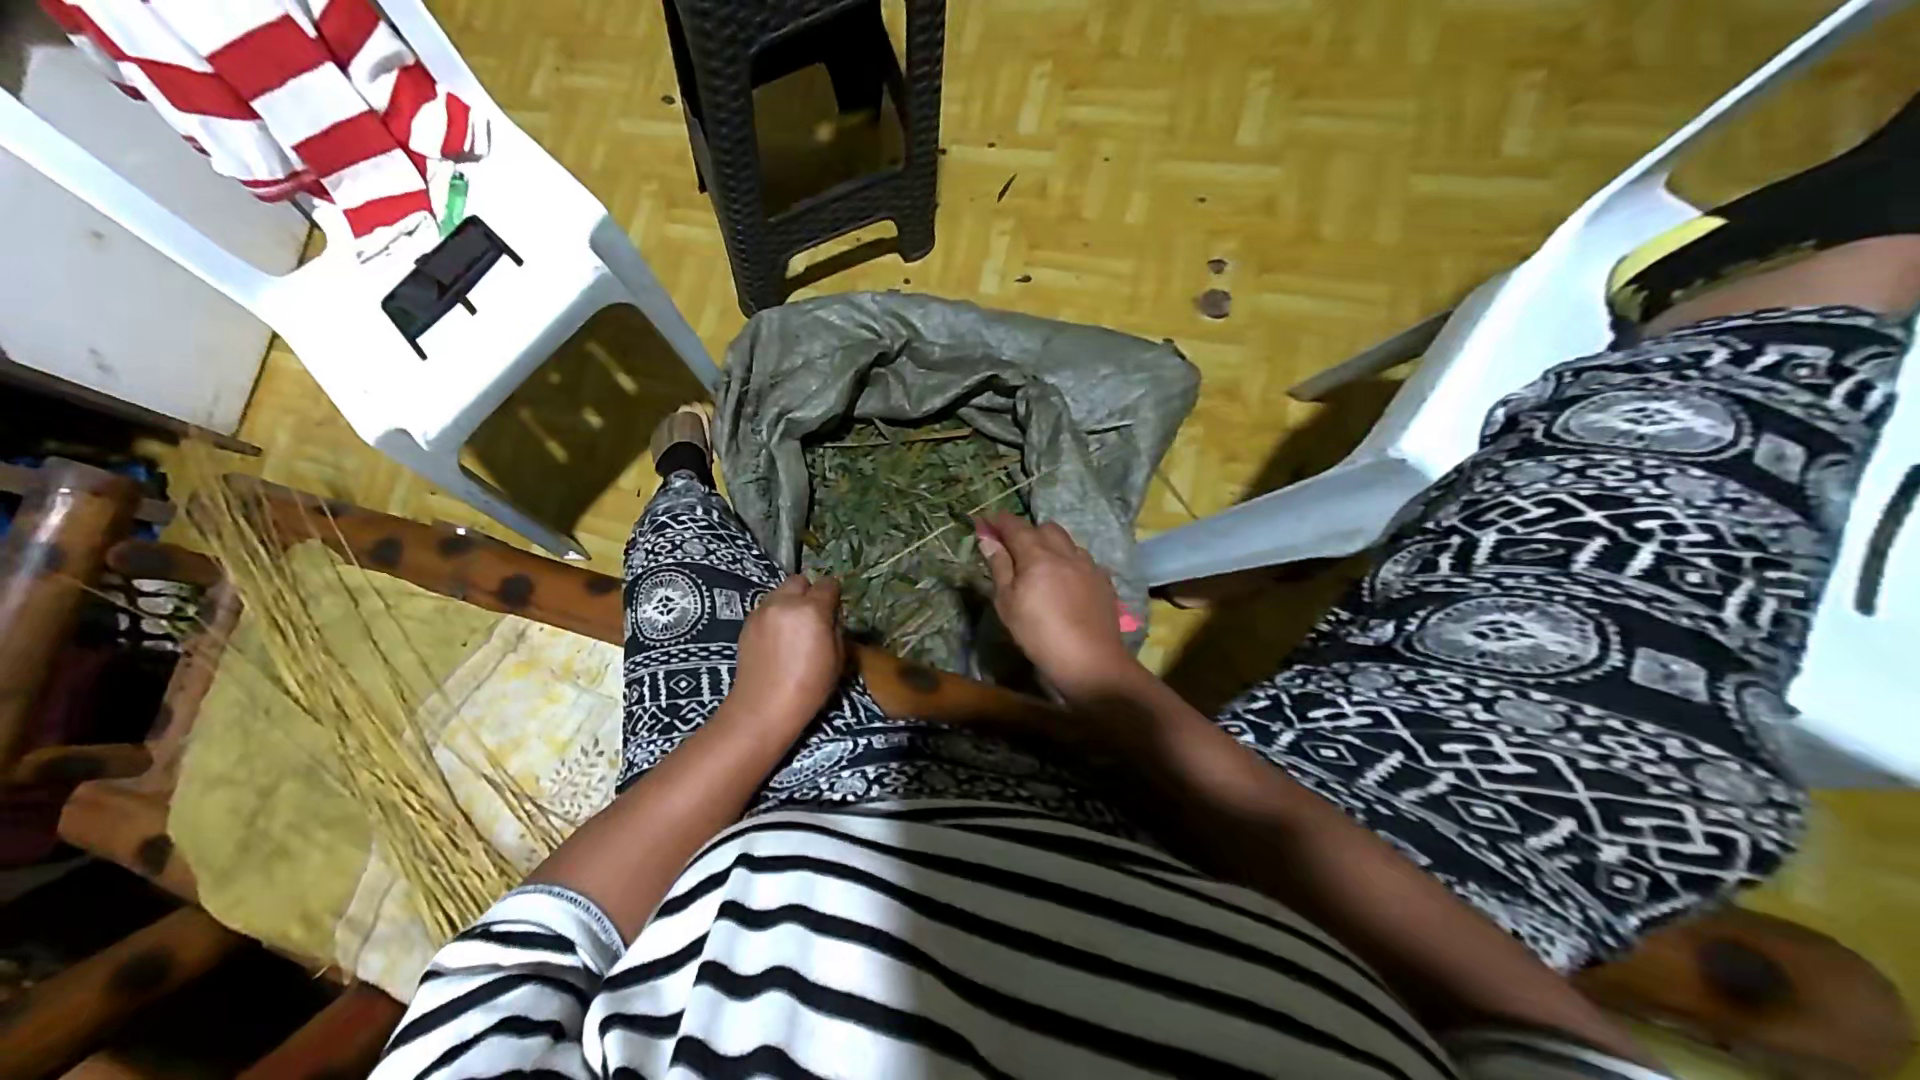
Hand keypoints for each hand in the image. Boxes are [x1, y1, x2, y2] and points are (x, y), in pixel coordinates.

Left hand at [732, 574, 843, 724]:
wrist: (764, 708)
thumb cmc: (809, 687)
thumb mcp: (838, 658)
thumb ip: (835, 628)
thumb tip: (829, 617)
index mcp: (811, 610)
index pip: (828, 584)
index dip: (833, 595)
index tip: (834, 610)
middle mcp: (784, 603)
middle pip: (799, 580)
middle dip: (809, 592)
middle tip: (813, 616)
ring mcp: (762, 611)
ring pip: (780, 592)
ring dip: (790, 602)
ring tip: (793, 628)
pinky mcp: (747, 623)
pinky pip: (766, 608)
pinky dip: (775, 615)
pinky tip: (777, 639)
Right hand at [975, 512, 1144, 699]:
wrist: (1089, 661)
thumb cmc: (1038, 634)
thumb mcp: (1007, 603)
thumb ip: (999, 566)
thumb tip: (988, 539)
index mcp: (1037, 554)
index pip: (1015, 526)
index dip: (998, 521)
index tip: (986, 522)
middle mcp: (1066, 552)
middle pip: (1045, 528)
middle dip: (1027, 531)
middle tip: (1013, 549)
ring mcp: (1089, 565)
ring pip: (1068, 542)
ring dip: (1051, 545)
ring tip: (1042, 566)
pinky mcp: (1104, 581)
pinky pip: (1084, 560)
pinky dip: (1070, 563)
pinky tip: (1067, 582)